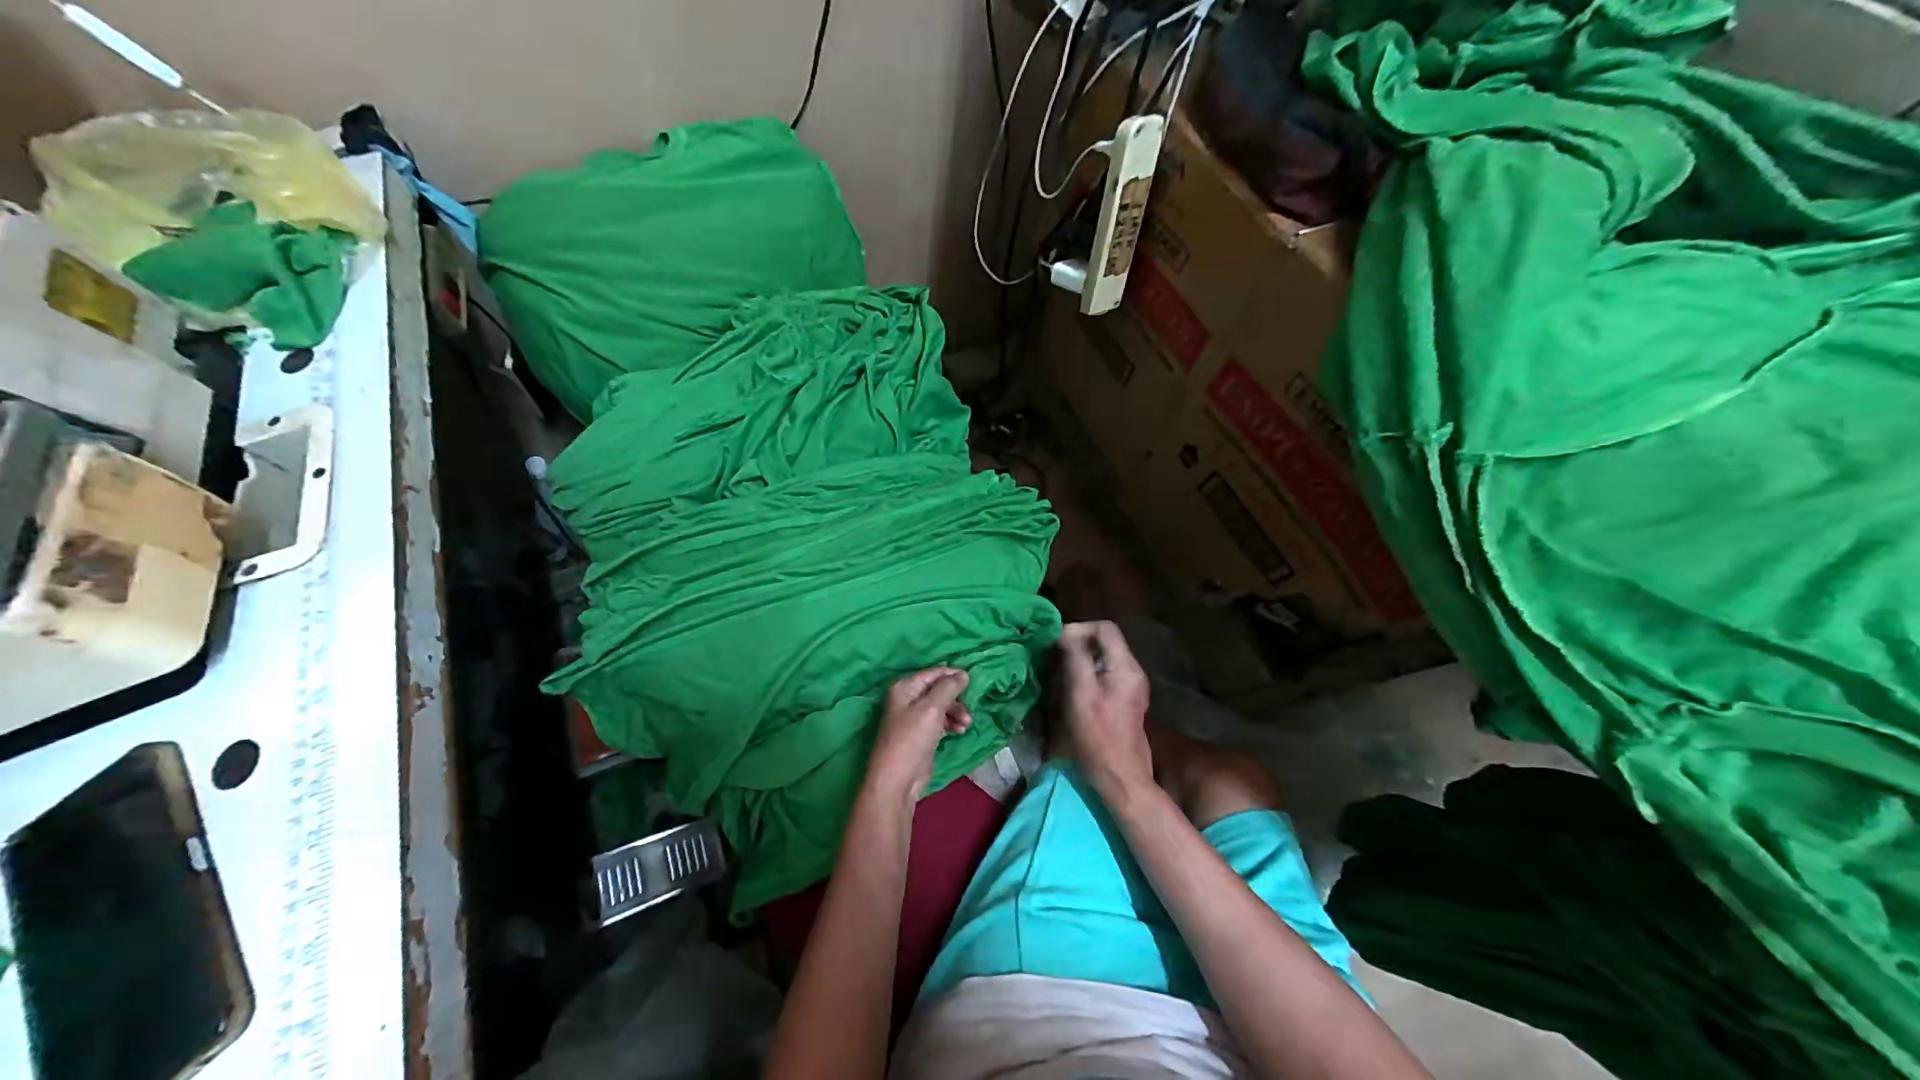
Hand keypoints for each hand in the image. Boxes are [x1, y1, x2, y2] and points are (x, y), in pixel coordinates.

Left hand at [865, 667, 971, 801]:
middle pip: (939, 689)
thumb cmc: (912, 738)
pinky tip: (959, 731)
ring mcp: (914, 717)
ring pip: (942, 706)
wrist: (898, 779)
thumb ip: (949, 687)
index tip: (973, 681)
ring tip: (965, 725)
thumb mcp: (932, 708)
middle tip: (967, 711)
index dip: (953, 675)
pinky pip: (940, 721)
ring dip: (956, 712)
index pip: (934, 672)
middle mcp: (908, 698)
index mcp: (905, 687)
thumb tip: (963, 673)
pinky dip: (950, 723)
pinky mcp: (921, 734)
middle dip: (956, 698)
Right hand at [1059, 621, 1154, 804]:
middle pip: (1106, 641)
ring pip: (1104, 658)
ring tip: (1058, 670)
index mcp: (1126, 666)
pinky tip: (1072, 687)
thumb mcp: (1081, 693)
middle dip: (1078, 643)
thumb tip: (1066, 632)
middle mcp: (1134, 671)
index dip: (1079, 628)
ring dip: (1081, 659)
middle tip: (1053, 656)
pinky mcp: (1126, 700)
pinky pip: (1106, 674)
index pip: (1106, 628)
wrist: (1121, 777)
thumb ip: (1075, 658)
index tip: (1056, 643)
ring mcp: (1132, 686)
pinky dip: (1088, 672)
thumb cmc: (1098, 736)